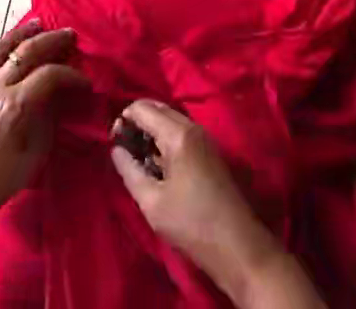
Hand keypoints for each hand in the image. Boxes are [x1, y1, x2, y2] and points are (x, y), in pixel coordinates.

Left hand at [0, 17, 88, 221]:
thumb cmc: (1, 178)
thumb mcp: (36, 153)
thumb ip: (49, 119)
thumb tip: (60, 97)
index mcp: (15, 104)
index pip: (49, 75)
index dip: (71, 75)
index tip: (86, 82)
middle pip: (27, 51)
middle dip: (52, 40)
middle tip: (71, 35)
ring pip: (4, 47)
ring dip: (24, 33)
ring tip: (39, 23)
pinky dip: (5, 45)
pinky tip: (13, 44)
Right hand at [108, 100, 287, 296]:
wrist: (240, 248)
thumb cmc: (193, 224)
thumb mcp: (152, 203)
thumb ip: (129, 170)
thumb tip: (116, 150)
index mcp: (178, 135)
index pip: (142, 108)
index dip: (123, 119)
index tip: (115, 142)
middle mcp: (193, 128)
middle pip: (157, 108)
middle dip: (138, 122)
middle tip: (126, 148)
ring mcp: (205, 139)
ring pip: (170, 120)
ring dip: (152, 131)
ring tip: (141, 159)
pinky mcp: (211, 152)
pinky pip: (182, 133)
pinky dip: (166, 140)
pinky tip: (161, 166)